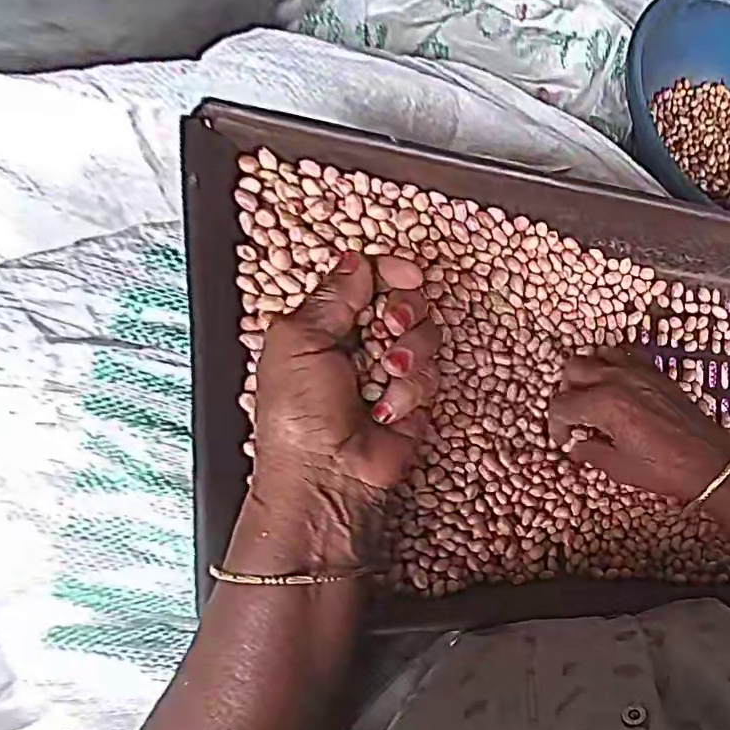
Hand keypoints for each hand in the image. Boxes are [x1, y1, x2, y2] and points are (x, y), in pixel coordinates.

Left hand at [255, 252, 441, 496]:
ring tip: (384, 377)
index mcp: (329, 321)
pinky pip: (431, 377)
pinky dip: (409, 392)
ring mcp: (394, 370)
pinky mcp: (417, 398)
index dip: (391, 272)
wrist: (330, 469)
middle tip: (390, 326)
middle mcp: (365, 342)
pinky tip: (386, 411)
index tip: (407, 274)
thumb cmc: (299, 413)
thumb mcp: (298, 339)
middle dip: (405, 312)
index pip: (370, 279)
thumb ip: (333, 296)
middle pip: (407, 303)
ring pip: (426, 339)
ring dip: (407, 356)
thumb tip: (356, 259)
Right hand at [546, 347, 729, 502]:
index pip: (562, 404)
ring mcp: (640, 372)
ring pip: (596, 355)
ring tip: (592, 399)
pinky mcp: (657, 374)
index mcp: (605, 404)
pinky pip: (625, 354)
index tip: (563, 439)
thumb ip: (592, 453)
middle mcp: (619, 380)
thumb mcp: (620, 468)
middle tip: (574, 419)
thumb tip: (577, 446)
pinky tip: (616, 386)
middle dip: (567, 394)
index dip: (556, 425)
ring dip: (587, 374)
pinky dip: (613, 364)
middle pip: (573, 371)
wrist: (710, 463)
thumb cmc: (667, 468)